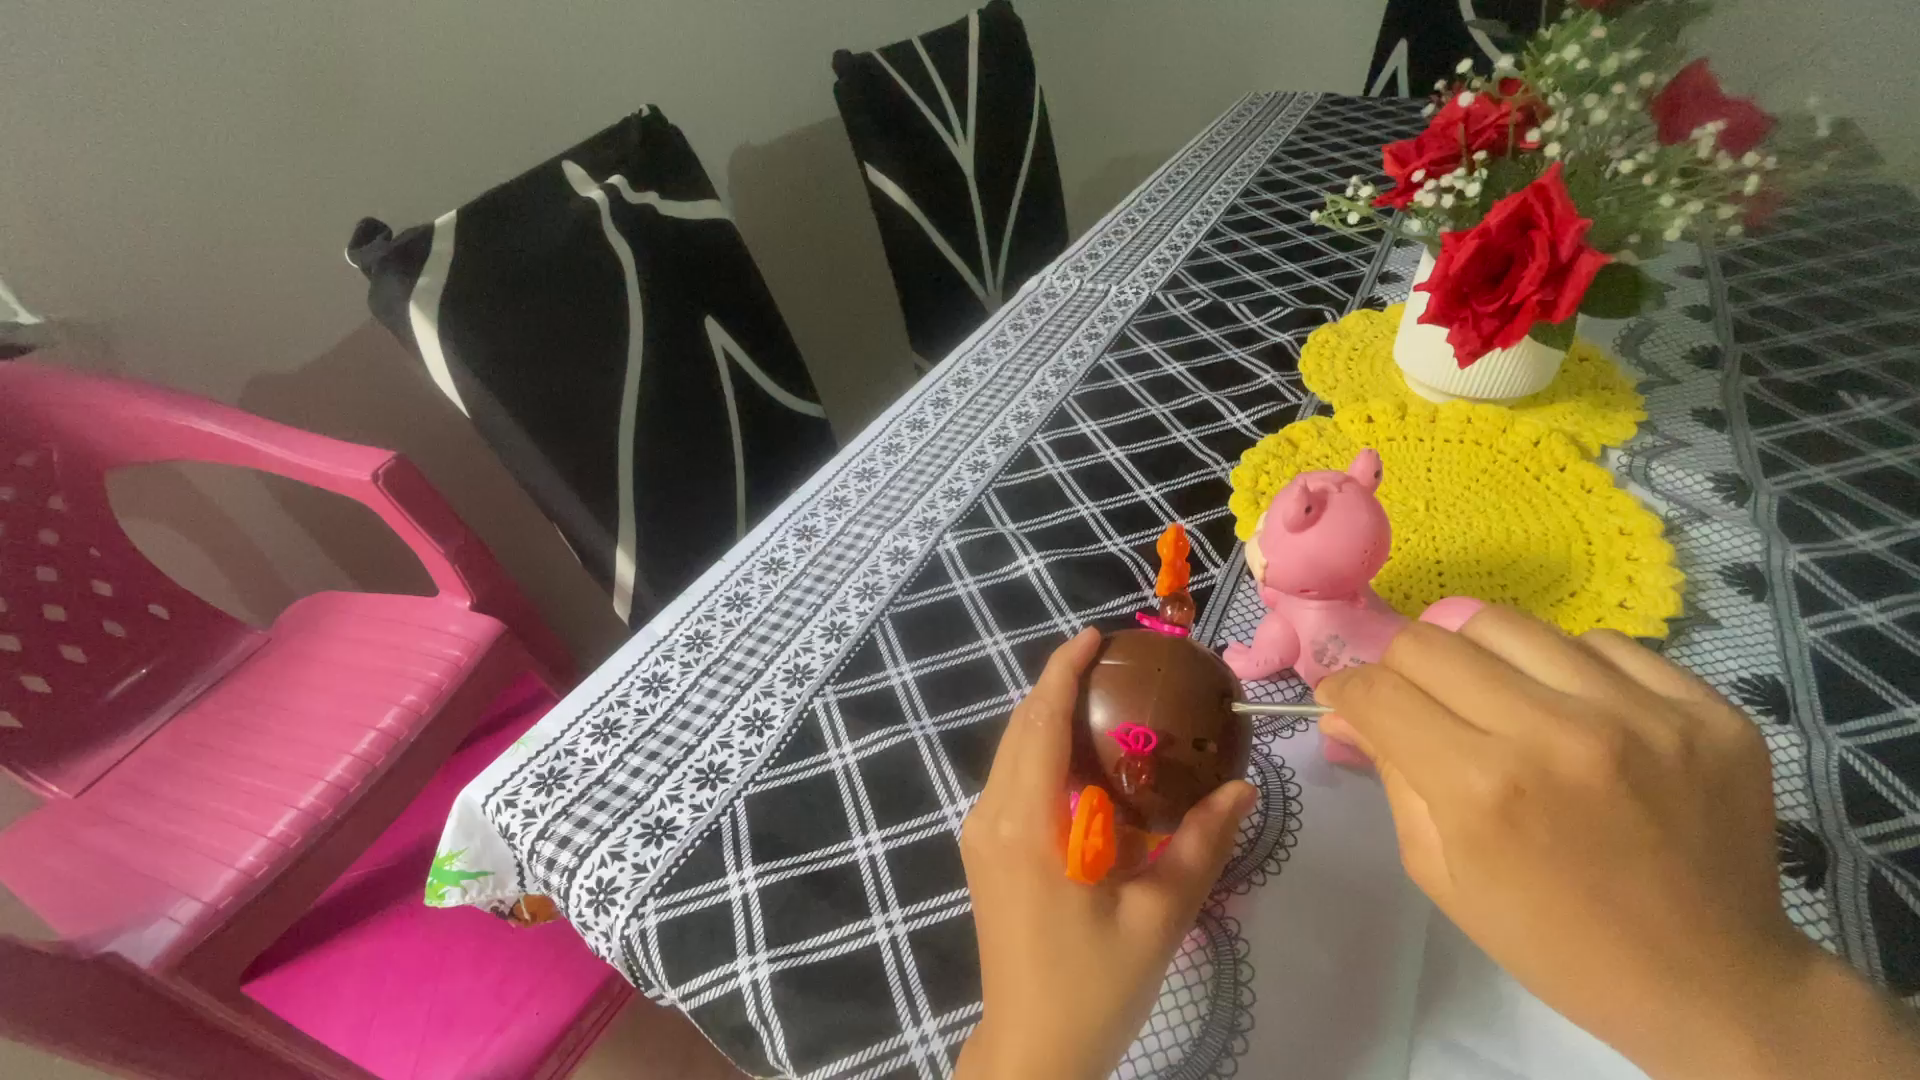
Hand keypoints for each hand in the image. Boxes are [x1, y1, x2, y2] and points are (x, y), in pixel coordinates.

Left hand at [955, 628, 1256, 1079]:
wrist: (1032, 1049)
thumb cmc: (1095, 986)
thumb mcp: (1158, 917)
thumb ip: (1200, 845)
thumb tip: (1242, 786)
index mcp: (1027, 824)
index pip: (1041, 723)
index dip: (1063, 671)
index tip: (1093, 635)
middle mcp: (992, 815)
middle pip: (1021, 727)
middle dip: (1058, 685)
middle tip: (1109, 661)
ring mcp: (980, 832)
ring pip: (1011, 750)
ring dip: (1048, 717)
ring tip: (1100, 697)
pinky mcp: (984, 849)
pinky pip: (1010, 778)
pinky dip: (1041, 751)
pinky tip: (1080, 758)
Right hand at [1318, 606, 1919, 1079]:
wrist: (1710, 983)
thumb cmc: (1548, 937)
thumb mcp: (1438, 868)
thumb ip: (1390, 773)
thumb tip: (1342, 710)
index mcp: (1481, 787)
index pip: (1376, 689)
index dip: (1345, 689)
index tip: (1347, 700)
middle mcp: (1557, 734)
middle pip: (1428, 642)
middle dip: (1398, 667)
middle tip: (1412, 698)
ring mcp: (1643, 716)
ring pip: (1506, 625)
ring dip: (1475, 655)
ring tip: (1492, 696)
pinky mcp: (1706, 711)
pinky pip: (1599, 643)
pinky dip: (1563, 667)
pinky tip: (1573, 710)